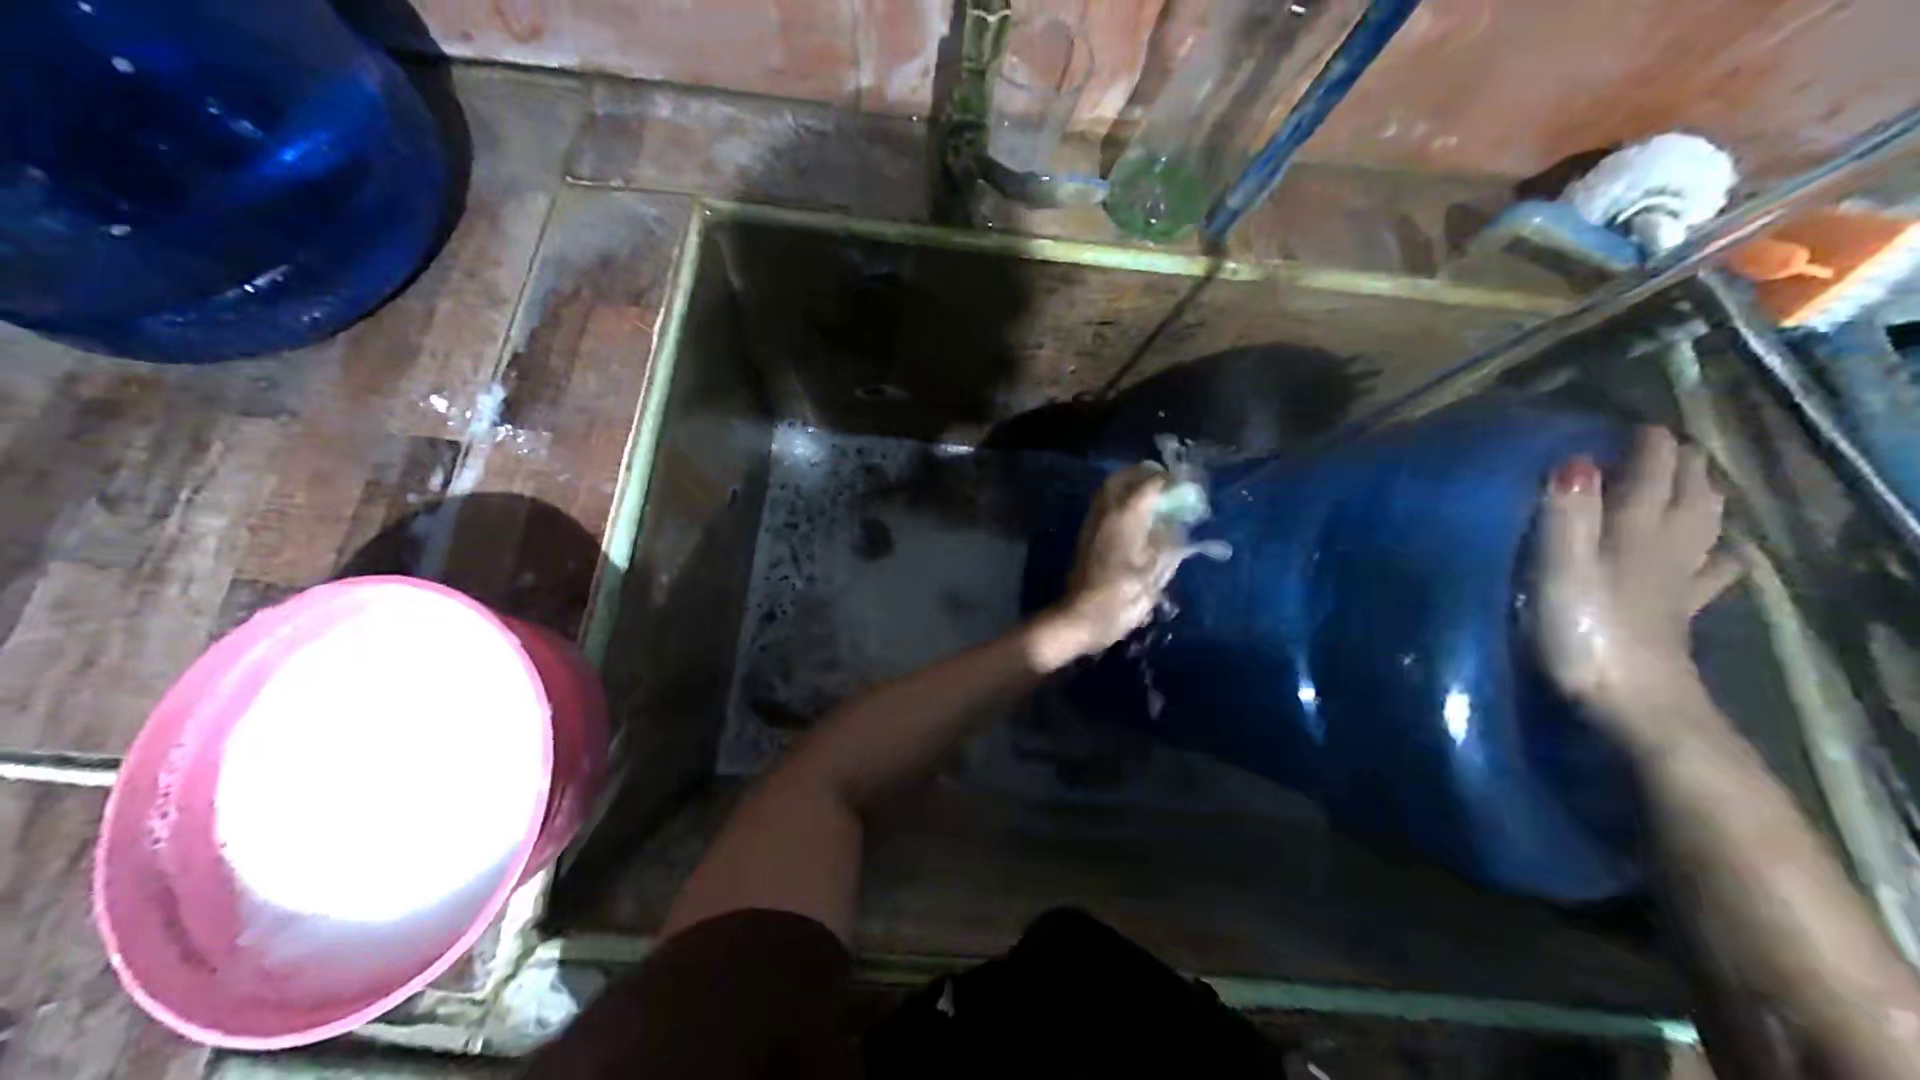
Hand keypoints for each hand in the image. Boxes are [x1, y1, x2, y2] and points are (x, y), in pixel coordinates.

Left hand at [1037, 464, 1191, 665]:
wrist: (1080, 617)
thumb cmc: (1121, 598)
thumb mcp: (1154, 574)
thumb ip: (1169, 544)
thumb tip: (1177, 527)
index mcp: (1125, 517)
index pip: (1149, 485)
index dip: (1170, 481)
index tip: (1187, 484)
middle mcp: (1106, 513)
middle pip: (1122, 479)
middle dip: (1144, 474)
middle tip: (1165, 481)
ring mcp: (1092, 523)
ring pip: (1108, 491)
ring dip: (1129, 485)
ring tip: (1153, 495)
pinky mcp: (1086, 536)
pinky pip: (1103, 506)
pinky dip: (1120, 501)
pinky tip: (1136, 516)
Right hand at [1531, 426, 1744, 747]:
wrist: (1632, 702)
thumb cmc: (1583, 631)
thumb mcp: (1560, 569)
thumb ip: (1566, 516)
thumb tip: (1577, 461)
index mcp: (1635, 531)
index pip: (1651, 472)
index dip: (1647, 444)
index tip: (1632, 423)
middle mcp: (1665, 546)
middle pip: (1687, 492)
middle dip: (1680, 463)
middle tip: (1663, 444)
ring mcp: (1677, 581)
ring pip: (1705, 525)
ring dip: (1703, 496)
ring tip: (1695, 481)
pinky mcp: (1677, 612)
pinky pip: (1712, 573)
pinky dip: (1721, 554)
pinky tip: (1724, 553)